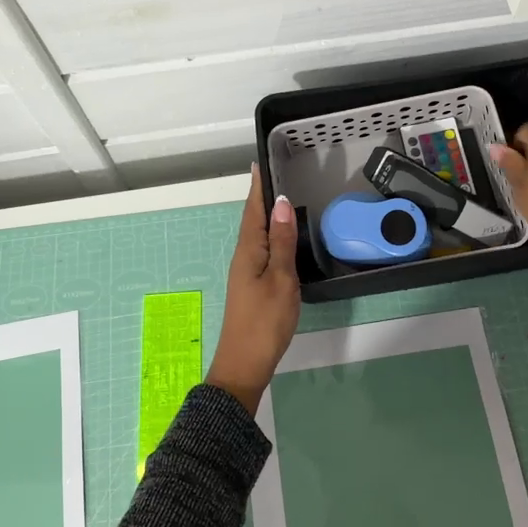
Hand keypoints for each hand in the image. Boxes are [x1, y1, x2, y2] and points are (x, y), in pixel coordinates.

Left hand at [206, 166, 300, 414]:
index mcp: (248, 250)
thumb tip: (281, 203)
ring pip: (257, 235)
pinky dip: (271, 236)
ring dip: (267, 216)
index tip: (262, 162)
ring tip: (284, 198)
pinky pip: (261, 250)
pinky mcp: (252, 286)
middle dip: (263, 196)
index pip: (253, 209)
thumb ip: (282, 242)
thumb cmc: (264, 320)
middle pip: (253, 219)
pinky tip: (282, 239)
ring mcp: (246, 272)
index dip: (259, 187)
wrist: (245, 365)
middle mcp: (243, 256)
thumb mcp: (281, 279)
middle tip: (279, 173)